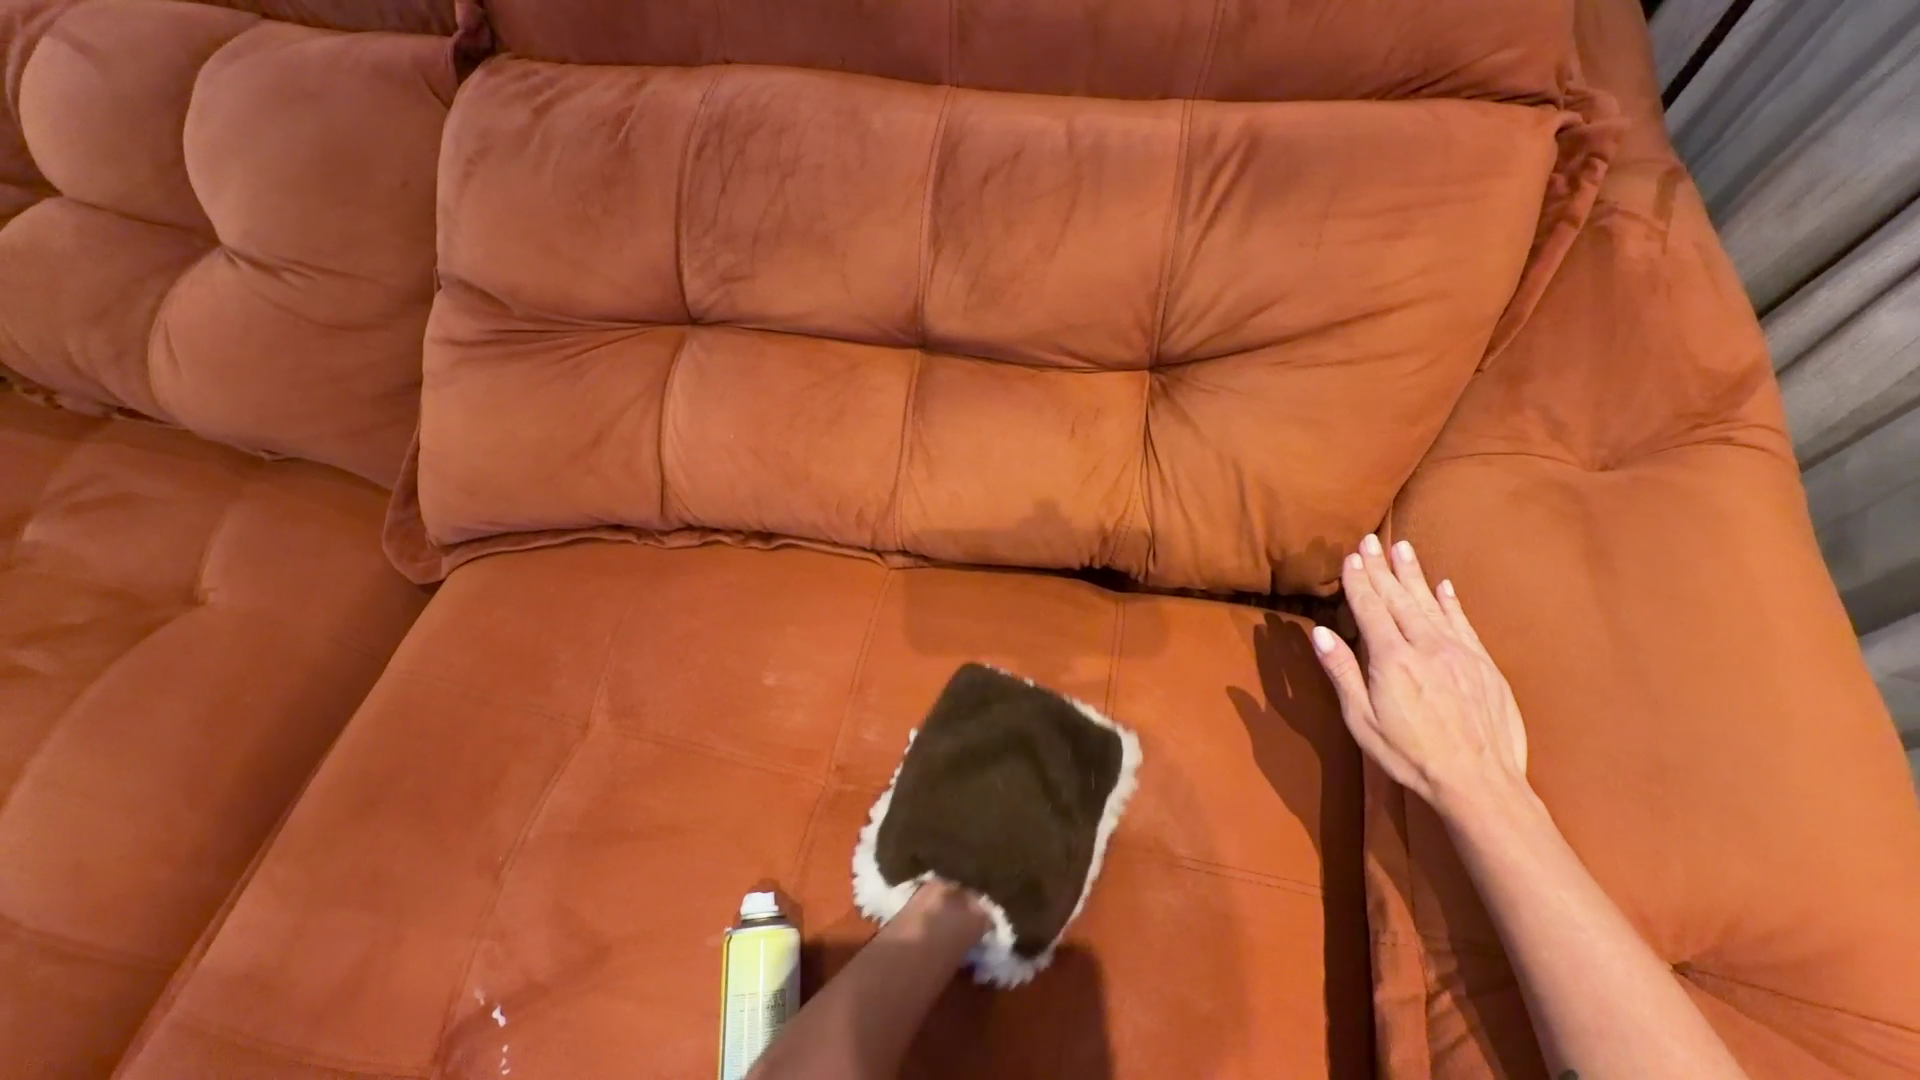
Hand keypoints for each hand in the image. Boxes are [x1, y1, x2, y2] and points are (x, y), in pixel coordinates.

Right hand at [1310, 534, 1529, 819]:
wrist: (1479, 782)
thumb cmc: (1410, 756)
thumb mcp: (1362, 720)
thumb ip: (1342, 673)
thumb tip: (1321, 633)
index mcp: (1392, 659)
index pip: (1370, 609)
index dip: (1358, 582)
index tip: (1350, 557)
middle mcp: (1426, 646)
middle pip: (1399, 598)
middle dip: (1382, 568)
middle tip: (1371, 540)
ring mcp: (1459, 653)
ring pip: (1431, 603)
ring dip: (1414, 574)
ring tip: (1402, 548)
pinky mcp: (1484, 665)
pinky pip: (1463, 623)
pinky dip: (1451, 602)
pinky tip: (1444, 586)